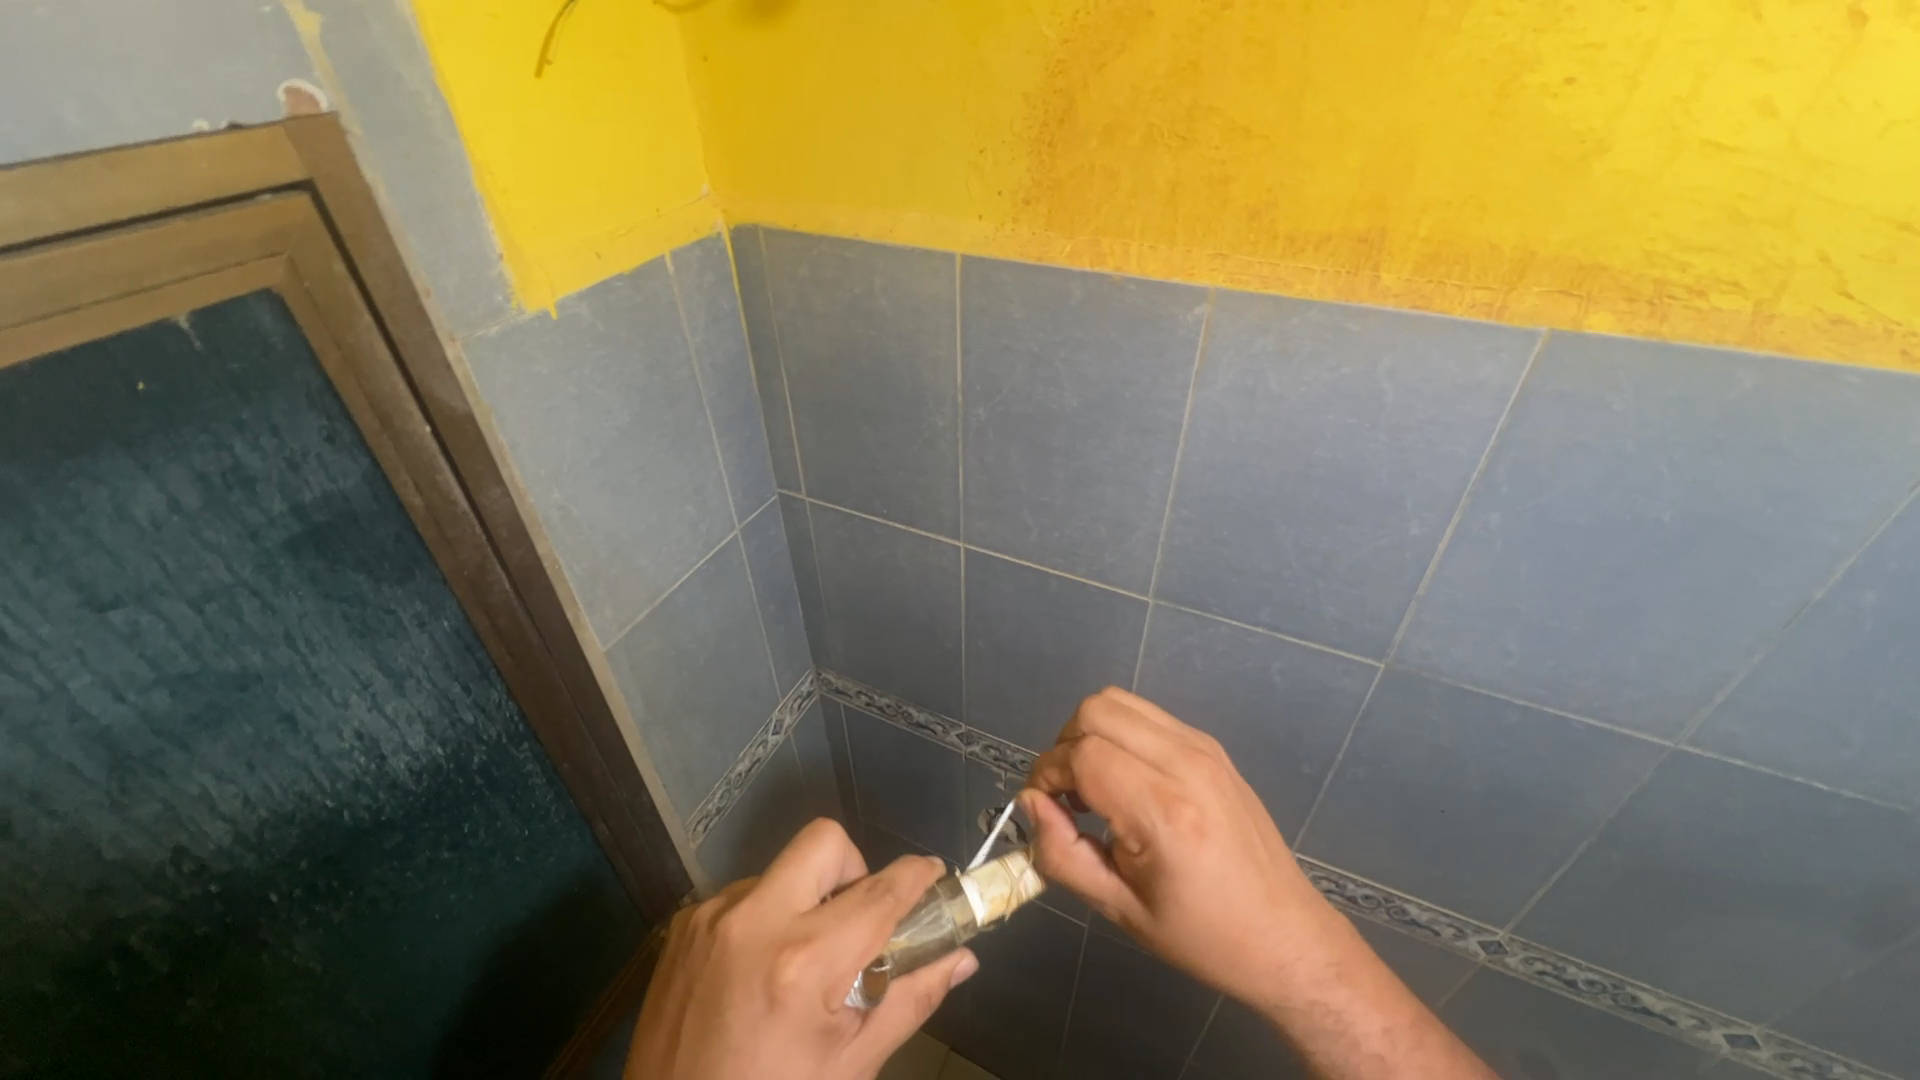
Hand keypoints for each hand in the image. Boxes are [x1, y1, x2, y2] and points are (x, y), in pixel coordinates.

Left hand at [624, 819, 977, 1079]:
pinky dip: (767, 917)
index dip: (917, 876)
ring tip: (801, 961)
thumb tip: (961, 959)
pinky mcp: (684, 924)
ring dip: (807, 898)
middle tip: (857, 921)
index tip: (934, 875)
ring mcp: (712, 917)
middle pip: (825, 842)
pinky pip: (745, 893)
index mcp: (803, 964)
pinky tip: (760, 970)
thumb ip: (910, 1000)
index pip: (880, 893)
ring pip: (783, 867)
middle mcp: (754, 922)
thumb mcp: (849, 1065)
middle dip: (854, 869)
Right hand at [1019, 687, 1339, 1006]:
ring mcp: (1203, 748)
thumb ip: (1061, 853)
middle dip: (1064, 745)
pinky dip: (1119, 733)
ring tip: (1092, 783)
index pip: (1082, 755)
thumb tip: (1029, 802)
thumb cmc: (1201, 935)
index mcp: (1164, 811)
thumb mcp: (1118, 908)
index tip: (1043, 808)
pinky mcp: (1212, 746)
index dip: (1047, 774)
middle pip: (1096, 711)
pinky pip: (1146, 715)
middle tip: (1065, 794)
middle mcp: (1185, 764)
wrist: (1285, 935)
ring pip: (1119, 701)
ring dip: (1090, 733)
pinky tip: (1125, 779)